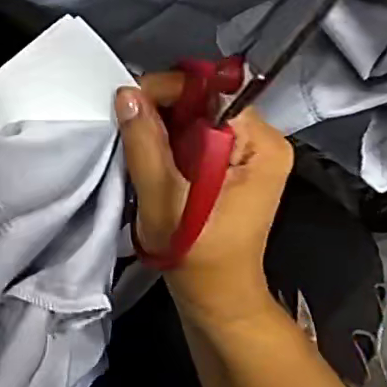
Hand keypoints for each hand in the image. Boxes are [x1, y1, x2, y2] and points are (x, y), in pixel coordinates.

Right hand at [115, 76, 292, 326]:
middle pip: (203, 98)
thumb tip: (127, 93)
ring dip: (160, 122)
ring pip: (195, 114)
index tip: (128, 103)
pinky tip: (148, 150)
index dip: (167, 90)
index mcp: (261, 145)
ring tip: (133, 136)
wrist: (216, 296)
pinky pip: (195, 131)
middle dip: (160, 106)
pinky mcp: (231, 162)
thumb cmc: (196, 253)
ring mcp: (247, 151)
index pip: (211, 91)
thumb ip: (145, 142)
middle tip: (125, 121)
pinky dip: (167, 136)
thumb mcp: (163, 197)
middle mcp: (262, 140)